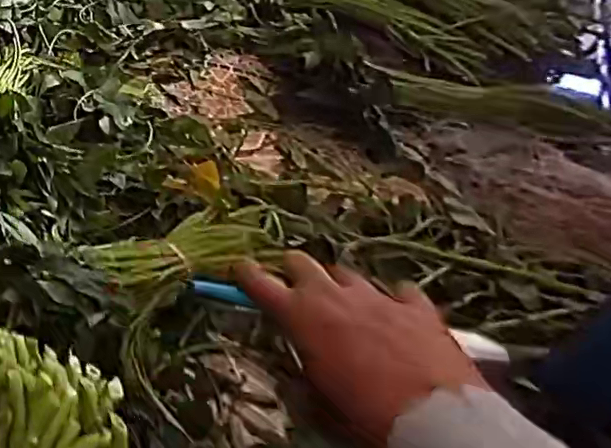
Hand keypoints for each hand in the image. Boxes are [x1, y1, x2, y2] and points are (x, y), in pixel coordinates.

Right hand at [237, 253, 487, 444]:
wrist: (445, 427)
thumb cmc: (370, 413)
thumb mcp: (319, 398)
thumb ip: (298, 371)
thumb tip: (291, 375)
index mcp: (295, 310)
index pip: (251, 275)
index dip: (243, 273)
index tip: (243, 277)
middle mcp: (327, 294)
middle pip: (298, 260)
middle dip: (296, 273)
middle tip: (301, 292)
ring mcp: (375, 299)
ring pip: (346, 273)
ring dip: (343, 286)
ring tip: (351, 305)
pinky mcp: (419, 311)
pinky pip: (404, 292)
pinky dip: (398, 299)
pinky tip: (399, 311)